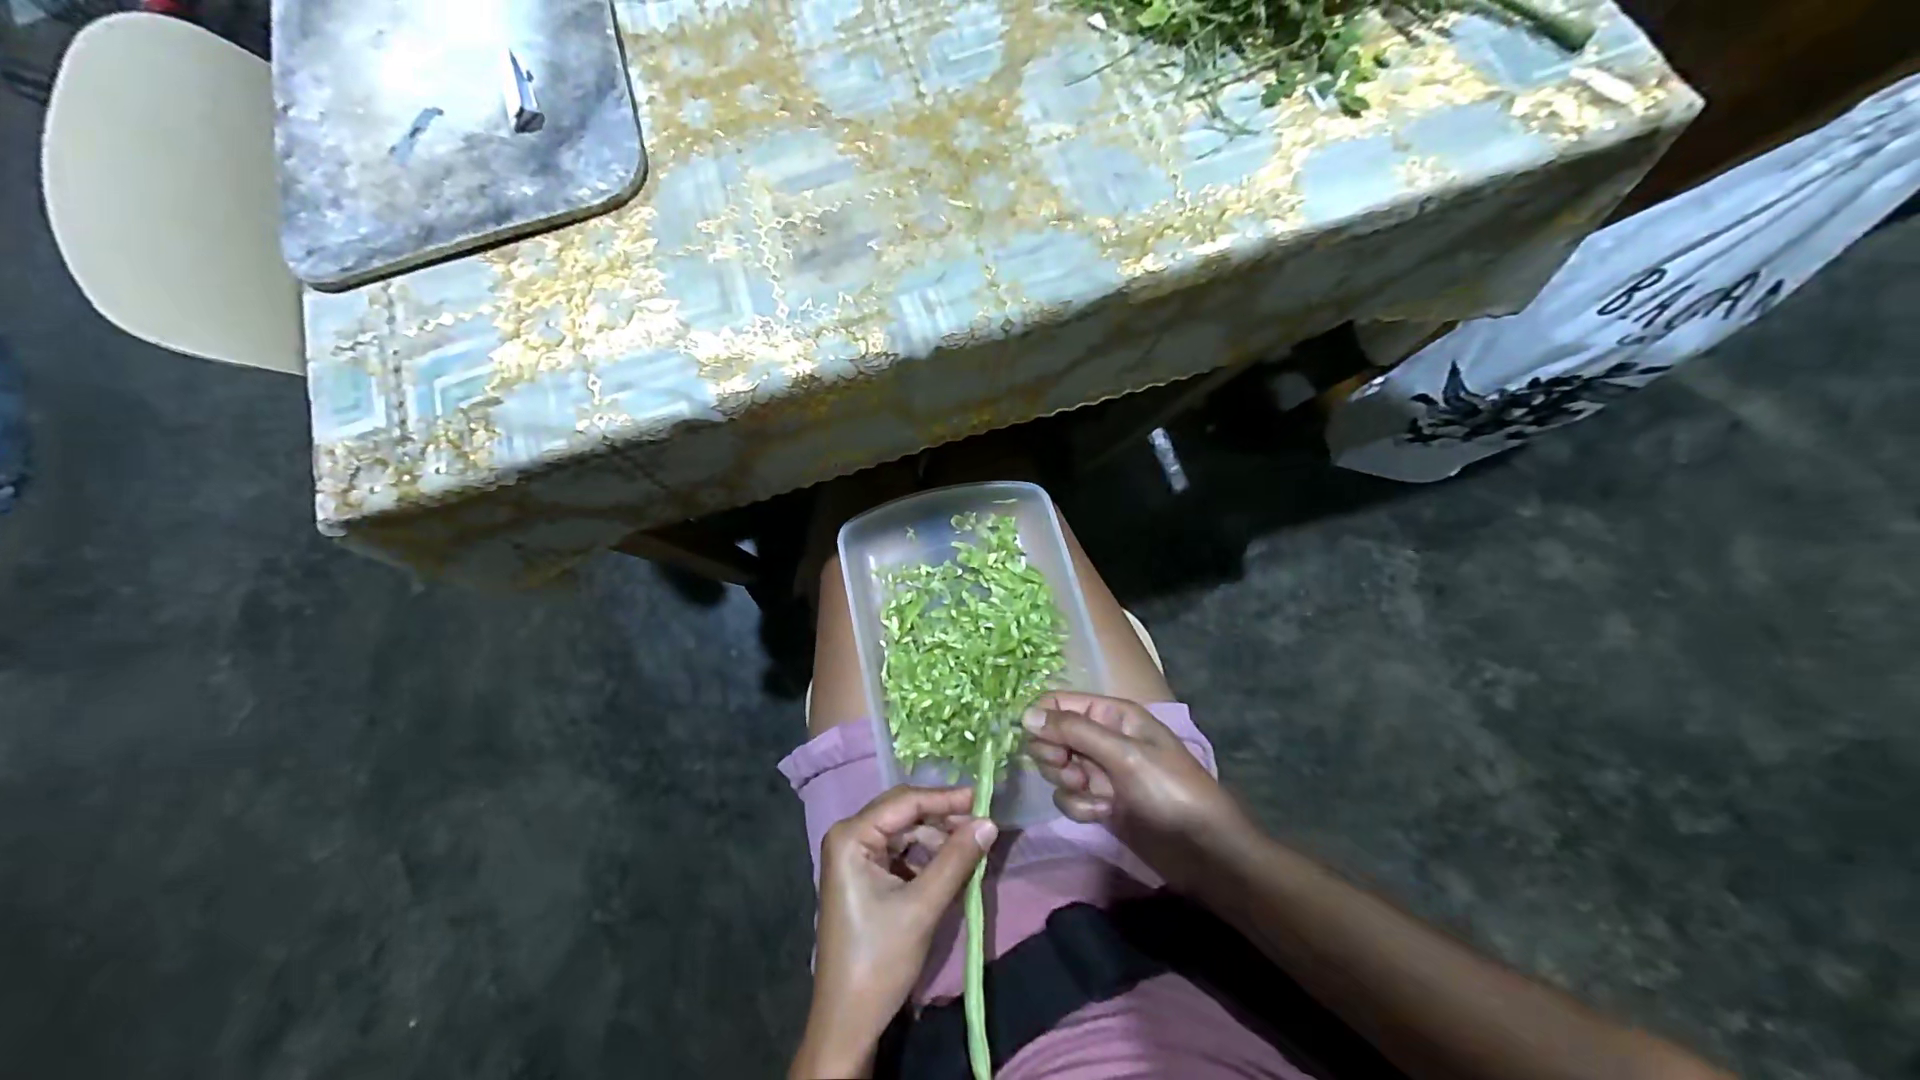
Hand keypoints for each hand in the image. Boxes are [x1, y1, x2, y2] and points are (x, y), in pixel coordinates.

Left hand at [792, 785, 997, 1078]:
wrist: (848, 1020)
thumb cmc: (879, 958)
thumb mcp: (922, 906)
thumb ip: (956, 859)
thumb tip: (990, 822)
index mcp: (851, 836)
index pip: (905, 801)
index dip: (945, 799)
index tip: (984, 800)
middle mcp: (849, 837)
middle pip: (904, 813)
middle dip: (943, 818)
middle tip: (982, 825)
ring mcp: (855, 857)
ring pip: (906, 833)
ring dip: (938, 839)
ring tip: (973, 849)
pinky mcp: (864, 876)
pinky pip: (902, 854)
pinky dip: (928, 857)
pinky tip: (953, 865)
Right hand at [1023, 692, 1256, 891]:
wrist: (1203, 849)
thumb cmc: (1169, 789)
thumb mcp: (1124, 754)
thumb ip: (1074, 731)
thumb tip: (1026, 714)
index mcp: (1112, 714)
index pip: (1059, 702)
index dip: (1043, 720)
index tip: (1039, 742)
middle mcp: (1102, 737)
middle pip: (1052, 735)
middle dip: (1054, 755)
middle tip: (1069, 769)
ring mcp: (1100, 771)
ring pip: (1057, 768)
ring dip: (1067, 783)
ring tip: (1094, 795)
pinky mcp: (1099, 802)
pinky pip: (1070, 797)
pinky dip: (1080, 806)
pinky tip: (1103, 814)